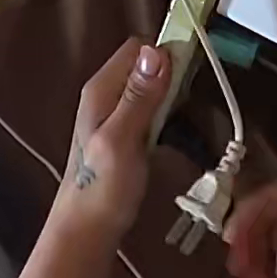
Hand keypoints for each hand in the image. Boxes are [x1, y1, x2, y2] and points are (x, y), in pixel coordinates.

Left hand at [52, 40, 170, 246]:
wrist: (86, 230)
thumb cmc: (102, 187)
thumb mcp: (122, 140)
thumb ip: (139, 97)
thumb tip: (157, 50)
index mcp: (101, 88)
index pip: (136, 47)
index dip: (164, 52)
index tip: (190, 73)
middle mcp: (105, 93)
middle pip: (144, 64)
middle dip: (171, 73)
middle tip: (188, 100)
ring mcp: (113, 112)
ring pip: (149, 86)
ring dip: (170, 94)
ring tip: (184, 116)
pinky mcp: (123, 130)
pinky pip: (148, 107)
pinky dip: (165, 112)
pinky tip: (173, 130)